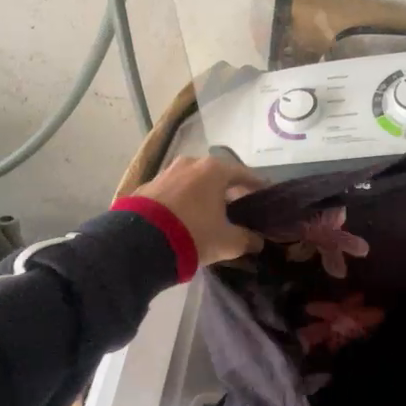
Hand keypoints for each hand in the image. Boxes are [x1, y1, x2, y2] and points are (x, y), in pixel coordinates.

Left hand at [135, 156, 266, 265]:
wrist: (140, 242)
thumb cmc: (194, 233)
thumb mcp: (228, 242)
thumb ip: (248, 239)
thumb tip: (258, 241)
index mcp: (214, 170)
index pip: (244, 174)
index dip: (257, 186)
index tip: (265, 195)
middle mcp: (191, 163)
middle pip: (218, 175)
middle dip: (229, 190)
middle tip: (238, 207)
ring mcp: (166, 172)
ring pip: (194, 181)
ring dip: (204, 194)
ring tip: (211, 212)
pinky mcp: (147, 186)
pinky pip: (174, 191)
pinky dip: (184, 200)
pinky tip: (186, 216)